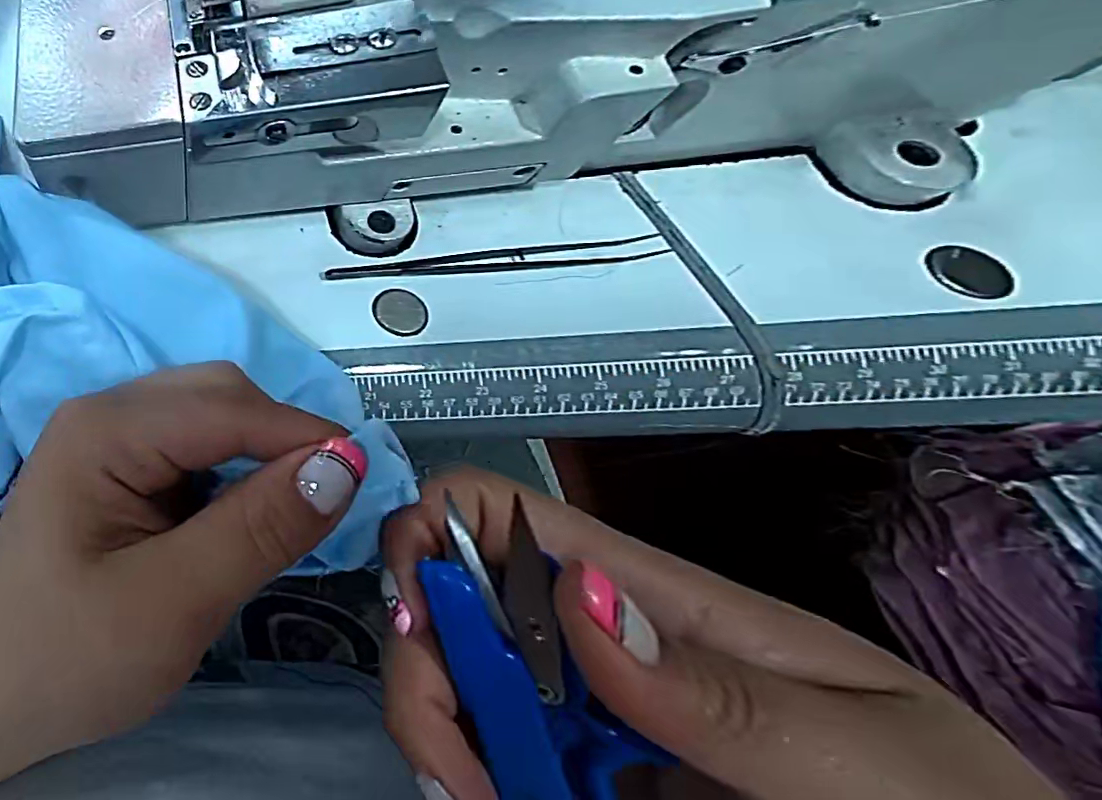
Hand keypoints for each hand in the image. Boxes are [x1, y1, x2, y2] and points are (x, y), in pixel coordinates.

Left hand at [0, 364, 365, 799]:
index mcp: (101, 430)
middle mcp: (103, 411)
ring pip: (210, 413)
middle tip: (325, 500)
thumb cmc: (70, 657)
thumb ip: (257, 529)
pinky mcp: (117, 459)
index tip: (363, 473)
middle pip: (215, 395)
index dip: (299, 434)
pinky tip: (242, 510)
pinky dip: (232, 467)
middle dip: (277, 437)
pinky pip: (193, 442)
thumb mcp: (173, 602)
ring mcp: (107, 432)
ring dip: (258, 451)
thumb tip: (342, 464)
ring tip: (289, 509)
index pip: (222, 408)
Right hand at [381, 466, 1058, 799]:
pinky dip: (467, 775)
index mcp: (633, 590)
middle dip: (421, 666)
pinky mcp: (572, 768)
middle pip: (446, 600)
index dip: (426, 531)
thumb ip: (715, 686)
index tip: (420, 621)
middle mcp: (580, 632)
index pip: (491, 509)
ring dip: (436, 730)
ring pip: (449, 675)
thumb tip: (573, 589)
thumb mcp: (862, 754)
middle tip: (452, 770)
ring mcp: (572, 703)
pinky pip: (486, 749)